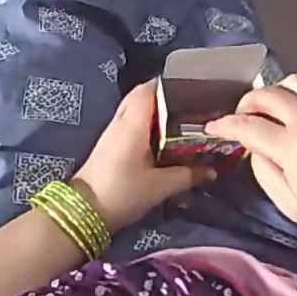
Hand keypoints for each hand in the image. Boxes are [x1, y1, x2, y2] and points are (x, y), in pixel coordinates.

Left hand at [73, 80, 214, 231]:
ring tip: (181, 120)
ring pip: (135, 111)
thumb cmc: (123, 192)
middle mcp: (121, 122)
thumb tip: (212, 171)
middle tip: (189, 105)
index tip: (191, 87)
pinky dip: (146, 125)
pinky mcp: (109, 146)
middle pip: (141, 97)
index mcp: (133, 123)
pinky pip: (130, 125)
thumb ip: (187, 175)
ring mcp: (112, 133)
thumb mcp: (160, 186)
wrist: (84, 211)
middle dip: (164, 97)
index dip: (168, 83)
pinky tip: (162, 138)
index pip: (148, 89)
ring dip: (155, 112)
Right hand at [204, 74, 296, 250]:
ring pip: (292, 81)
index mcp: (294, 147)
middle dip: (246, 104)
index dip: (224, 125)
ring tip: (267, 109)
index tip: (212, 128)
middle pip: (267, 95)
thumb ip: (266, 174)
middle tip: (239, 119)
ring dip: (273, 91)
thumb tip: (255, 150)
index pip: (247, 126)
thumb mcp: (292, 207)